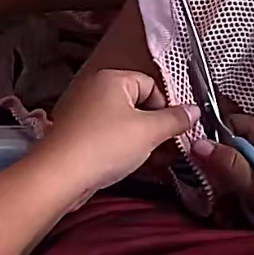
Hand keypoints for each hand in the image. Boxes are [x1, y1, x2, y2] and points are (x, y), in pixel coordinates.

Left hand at [35, 70, 197, 198]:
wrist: (58, 176)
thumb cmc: (107, 145)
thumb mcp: (150, 132)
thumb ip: (176, 119)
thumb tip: (195, 110)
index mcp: (112, 78)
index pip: (151, 85)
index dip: (165, 107)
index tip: (169, 131)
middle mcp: (94, 87)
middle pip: (137, 102)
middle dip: (152, 124)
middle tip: (160, 146)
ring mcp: (81, 110)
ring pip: (122, 119)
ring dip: (137, 137)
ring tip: (142, 157)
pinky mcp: (74, 132)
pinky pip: (105, 132)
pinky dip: (117, 145)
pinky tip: (121, 162)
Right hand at [190, 114, 253, 243]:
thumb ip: (232, 165)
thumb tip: (197, 142)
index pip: (236, 122)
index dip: (212, 132)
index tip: (191, 152)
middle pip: (234, 149)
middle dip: (219, 170)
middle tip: (211, 192)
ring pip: (237, 172)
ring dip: (227, 192)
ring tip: (227, 211)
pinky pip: (247, 188)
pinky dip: (239, 202)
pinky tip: (237, 219)